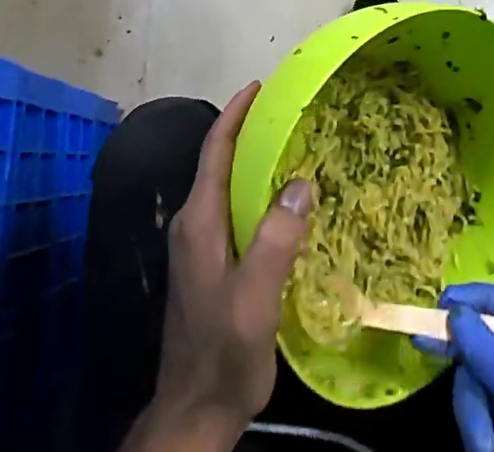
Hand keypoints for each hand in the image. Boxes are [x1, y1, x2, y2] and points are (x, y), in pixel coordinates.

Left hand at [119, 81, 316, 451]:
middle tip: (285, 113)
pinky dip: (253, 192)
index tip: (256, 87)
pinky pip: (231, 210)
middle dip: (245, 131)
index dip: (233, 115)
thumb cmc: (224, 352)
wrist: (194, 407)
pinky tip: (280, 202)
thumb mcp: (256, 298)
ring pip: (225, 187)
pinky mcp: (207, 262)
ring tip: (290, 147)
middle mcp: (193, 223)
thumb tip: (300, 182)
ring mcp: (197, 244)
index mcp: (200, 221)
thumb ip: (276, 240)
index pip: (215, 152)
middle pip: (218, 163)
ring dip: (251, 162)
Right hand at [415, 284, 493, 451]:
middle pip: (482, 343)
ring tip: (488, 447)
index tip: (440, 304)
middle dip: (466, 365)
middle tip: (423, 344)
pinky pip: (475, 411)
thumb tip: (453, 311)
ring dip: (473, 413)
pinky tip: (488, 451)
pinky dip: (476, 431)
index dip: (474, 298)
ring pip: (473, 380)